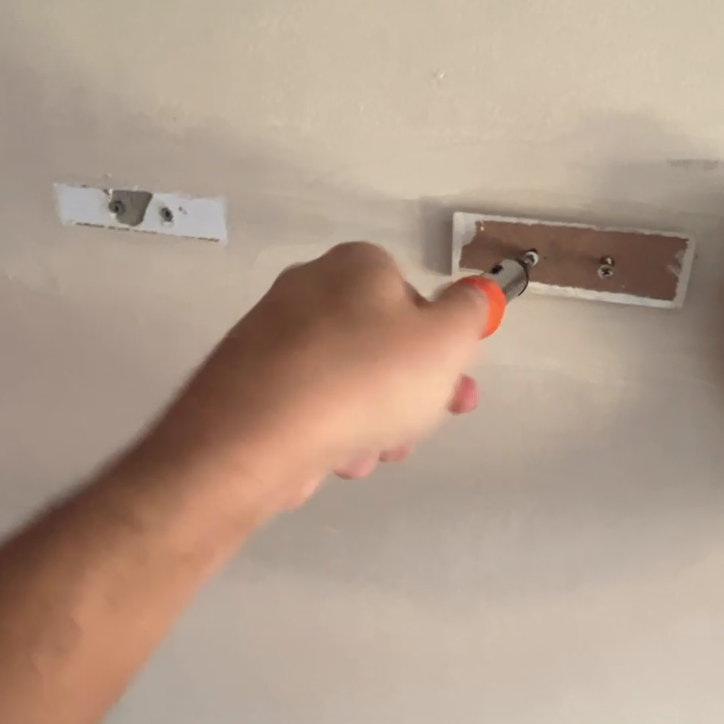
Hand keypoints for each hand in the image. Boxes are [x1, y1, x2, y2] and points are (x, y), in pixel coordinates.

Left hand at [150, 242, 486, 507]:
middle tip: (418, 431)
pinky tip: (334, 457)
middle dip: (408, 396)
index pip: (415, 298)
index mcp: (358, 266)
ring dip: (372, 422)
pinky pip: (308, 405)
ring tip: (371, 452)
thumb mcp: (446, 342)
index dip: (441, 348)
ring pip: (347, 383)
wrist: (257, 435)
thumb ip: (470, 312)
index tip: (454, 388)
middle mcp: (309, 288)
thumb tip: (474, 295)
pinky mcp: (248, 383)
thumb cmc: (366, 379)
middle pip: (380, 347)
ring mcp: (272, 336)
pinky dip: (329, 430)